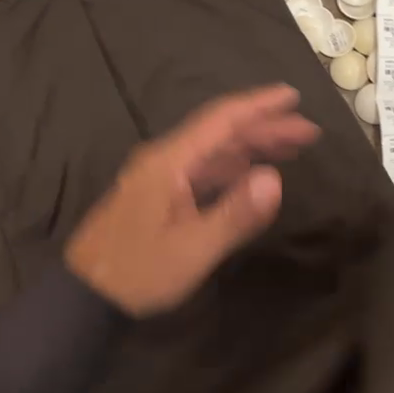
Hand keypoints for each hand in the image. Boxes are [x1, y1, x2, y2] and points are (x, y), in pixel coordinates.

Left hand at [66, 85, 318, 316]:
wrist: (85, 296)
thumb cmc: (138, 271)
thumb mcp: (192, 249)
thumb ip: (235, 214)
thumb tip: (275, 179)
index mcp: (170, 162)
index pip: (221, 121)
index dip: (259, 106)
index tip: (293, 96)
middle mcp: (164, 159)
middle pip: (220, 132)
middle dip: (265, 127)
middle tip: (308, 131)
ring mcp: (160, 177)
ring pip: (213, 151)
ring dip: (252, 147)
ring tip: (291, 149)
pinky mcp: (159, 196)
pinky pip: (204, 170)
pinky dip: (234, 167)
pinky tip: (251, 175)